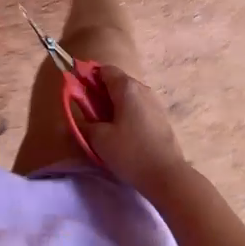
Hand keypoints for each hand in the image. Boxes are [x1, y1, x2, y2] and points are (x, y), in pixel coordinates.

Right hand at [82, 67, 187, 191]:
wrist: (167, 175)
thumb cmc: (131, 152)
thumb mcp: (100, 140)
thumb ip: (84, 125)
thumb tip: (76, 120)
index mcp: (127, 87)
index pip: (104, 70)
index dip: (89, 78)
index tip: (80, 94)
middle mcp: (142, 88)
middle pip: (117, 82)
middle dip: (101, 94)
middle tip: (90, 115)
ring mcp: (155, 103)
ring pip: (129, 96)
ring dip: (115, 106)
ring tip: (107, 128)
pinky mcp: (162, 118)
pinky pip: (139, 108)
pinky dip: (128, 115)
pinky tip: (125, 136)